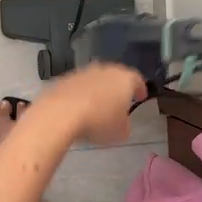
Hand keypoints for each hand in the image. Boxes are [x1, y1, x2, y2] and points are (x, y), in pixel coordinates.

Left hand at [33, 64, 148, 147]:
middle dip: (117, 88)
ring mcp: (83, 72)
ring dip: (97, 91)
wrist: (61, 112)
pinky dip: (80, 94)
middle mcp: (105, 70)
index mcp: (125, 78)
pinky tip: (78, 108)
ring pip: (95, 80)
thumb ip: (125, 125)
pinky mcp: (64, 78)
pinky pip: (78, 86)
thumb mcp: (120, 131)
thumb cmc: (98, 121)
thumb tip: (122, 124)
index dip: (140, 89)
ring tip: (97, 107)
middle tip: (118, 101)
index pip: (137, 80)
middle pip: (115, 77)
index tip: (141, 96)